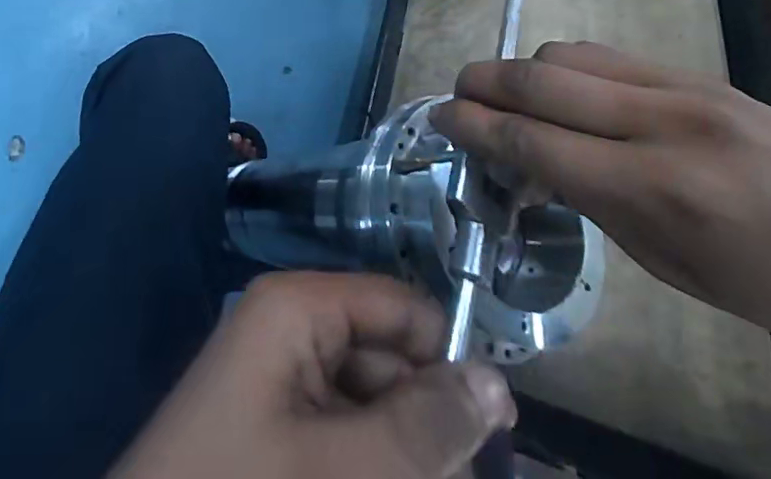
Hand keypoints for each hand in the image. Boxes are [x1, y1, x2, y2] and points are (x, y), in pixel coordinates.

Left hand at [110, 272, 515, 478]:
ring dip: (404, 455)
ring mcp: (279, 381)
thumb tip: (498, 382)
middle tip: (447, 477)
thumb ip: (428, 423)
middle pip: (391, 359)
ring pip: (372, 406)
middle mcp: (291, 330)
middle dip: (426, 424)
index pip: (404, 309)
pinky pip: (342, 436)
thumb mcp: (348, 465)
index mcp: (299, 308)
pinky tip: (380, 478)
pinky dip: (370, 464)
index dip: (448, 363)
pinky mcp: (272, 428)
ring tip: (418, 478)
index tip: (492, 435)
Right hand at [433, 42, 770, 476]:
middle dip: (482, 82)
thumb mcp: (673, 269)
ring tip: (513, 100)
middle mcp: (662, 123)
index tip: (438, 119)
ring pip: (573, 53)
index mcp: (653, 191)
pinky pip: (616, 57)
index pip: (530, 141)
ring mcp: (688, 89)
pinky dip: (574, 70)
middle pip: (540, 79)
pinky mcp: (709, 75)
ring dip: (527, 71)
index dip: (472, 127)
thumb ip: (595, 204)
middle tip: (455, 97)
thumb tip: (536, 167)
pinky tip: (575, 97)